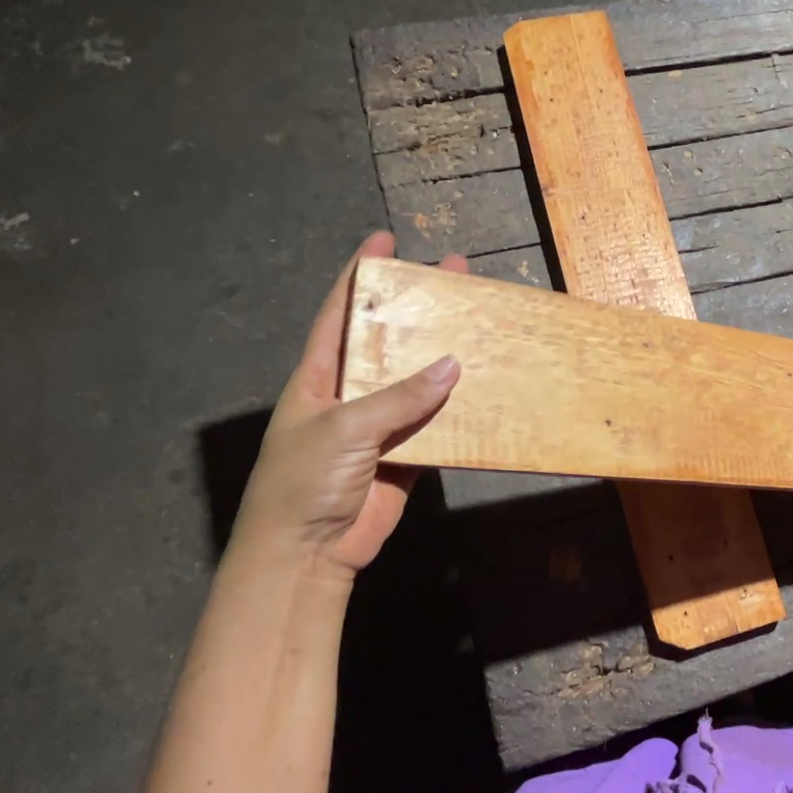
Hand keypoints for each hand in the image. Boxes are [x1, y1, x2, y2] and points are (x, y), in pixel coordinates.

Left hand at [227, 231, 465, 576]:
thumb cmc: (305, 482)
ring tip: (481, 321)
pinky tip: (487, 385)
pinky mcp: (407, 455)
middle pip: (388, 340)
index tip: (384, 238)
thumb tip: (452, 366)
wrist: (307, 553)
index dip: (359, 275)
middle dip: (417, 307)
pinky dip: (461, 408)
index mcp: (319, 377)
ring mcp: (380, 426)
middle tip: (453, 273)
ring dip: (447, 355)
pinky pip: (438, 423)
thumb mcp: (344, 428)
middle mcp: (350, 393)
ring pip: (419, 381)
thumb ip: (398, 397)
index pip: (340, 313)